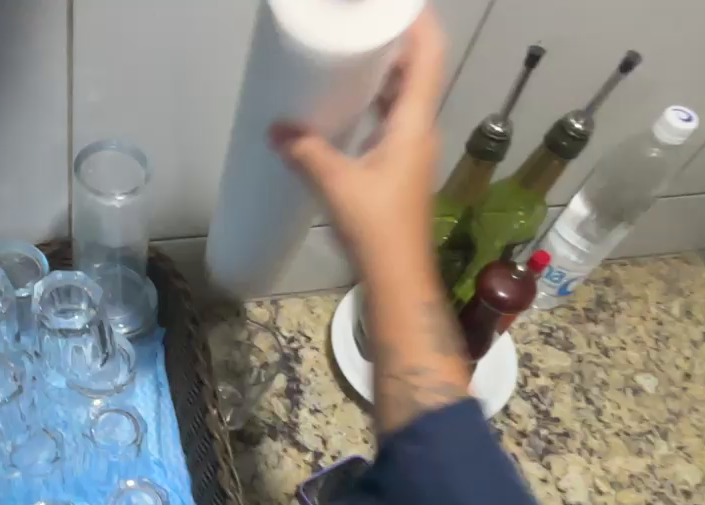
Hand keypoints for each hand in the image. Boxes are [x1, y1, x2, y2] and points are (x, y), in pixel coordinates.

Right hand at [269, 8, 448, 276]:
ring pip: (405, 98)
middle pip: (417, 70)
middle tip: (359, 32)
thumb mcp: (336, 186)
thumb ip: (307, 153)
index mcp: (414, 123)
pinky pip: (393, 122)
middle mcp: (420, 130)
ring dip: (384, 77)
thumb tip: (276, 130)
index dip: (414, 22)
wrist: (396, 277)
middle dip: (392, 44)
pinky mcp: (401, 171)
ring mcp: (413, 151)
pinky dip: (376, 106)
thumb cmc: (375, 228)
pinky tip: (350, 111)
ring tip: (351, 61)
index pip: (428, 53)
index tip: (387, 8)